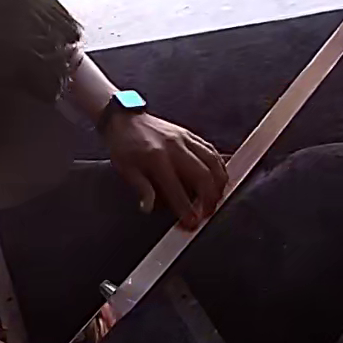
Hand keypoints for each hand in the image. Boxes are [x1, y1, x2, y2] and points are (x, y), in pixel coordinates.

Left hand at [101, 112, 226, 226]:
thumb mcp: (125, 169)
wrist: (124, 118)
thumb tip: (148, 208)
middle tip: (207, 213)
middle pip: (203, 175)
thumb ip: (141, 188)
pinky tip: (219, 178)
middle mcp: (175, 147)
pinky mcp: (190, 134)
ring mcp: (185, 138)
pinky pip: (212, 150)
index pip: (176, 189)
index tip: (192, 223)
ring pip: (213, 162)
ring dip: (219, 183)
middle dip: (209, 198)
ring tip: (216, 198)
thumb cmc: (123, 145)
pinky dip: (219, 166)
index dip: (186, 209)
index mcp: (157, 157)